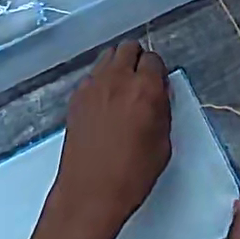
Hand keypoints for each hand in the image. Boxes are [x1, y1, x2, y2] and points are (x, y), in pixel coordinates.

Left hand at [47, 41, 170, 238]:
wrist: (90, 191)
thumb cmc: (131, 175)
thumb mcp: (162, 145)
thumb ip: (163, 110)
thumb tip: (159, 94)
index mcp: (144, 90)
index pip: (154, 59)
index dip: (158, 71)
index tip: (158, 83)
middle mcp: (117, 79)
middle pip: (129, 47)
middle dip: (138, 59)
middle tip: (142, 79)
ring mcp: (93, 84)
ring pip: (108, 55)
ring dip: (118, 64)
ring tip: (123, 88)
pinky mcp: (77, 94)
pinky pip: (92, 74)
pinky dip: (101, 79)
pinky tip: (105, 100)